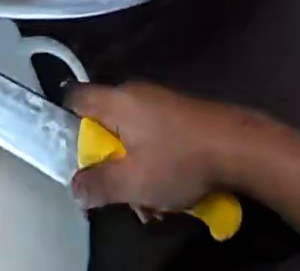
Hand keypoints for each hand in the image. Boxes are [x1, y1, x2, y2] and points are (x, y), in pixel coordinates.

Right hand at [67, 82, 261, 212]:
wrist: (236, 146)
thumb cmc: (179, 159)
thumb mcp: (134, 181)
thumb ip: (99, 183)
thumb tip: (75, 185)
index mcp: (119, 100)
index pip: (77, 97)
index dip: (63, 120)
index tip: (64, 150)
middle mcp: (135, 94)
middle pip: (103, 126)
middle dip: (107, 164)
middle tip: (117, 194)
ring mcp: (158, 103)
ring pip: (128, 139)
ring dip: (133, 173)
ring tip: (151, 205)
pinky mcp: (175, 116)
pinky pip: (150, 139)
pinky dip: (152, 166)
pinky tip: (168, 195)